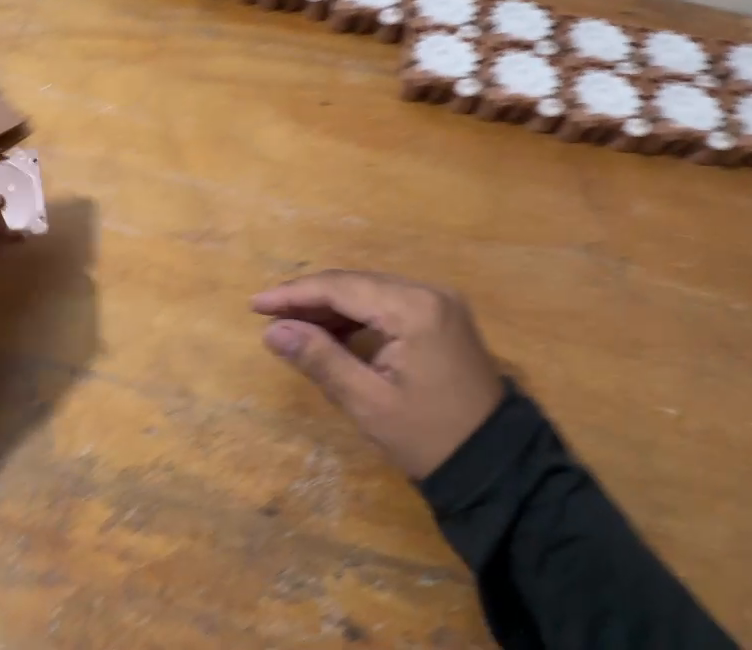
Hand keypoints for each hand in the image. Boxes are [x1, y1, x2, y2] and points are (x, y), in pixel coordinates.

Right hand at [253, 270, 506, 478]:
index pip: (341, 287)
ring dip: (332, 307)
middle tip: (269, 317)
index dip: (295, 294)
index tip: (255, 304)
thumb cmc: (428, 438)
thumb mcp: (368, 402)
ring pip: (370, 291)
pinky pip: (388, 304)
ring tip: (293, 328)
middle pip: (355, 283)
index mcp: (414, 309)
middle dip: (310, 299)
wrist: (496, 467)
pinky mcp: (442, 318)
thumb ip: (320, 359)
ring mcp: (439, 303)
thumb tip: (273, 331)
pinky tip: (331, 333)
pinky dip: (357, 316)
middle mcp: (429, 293)